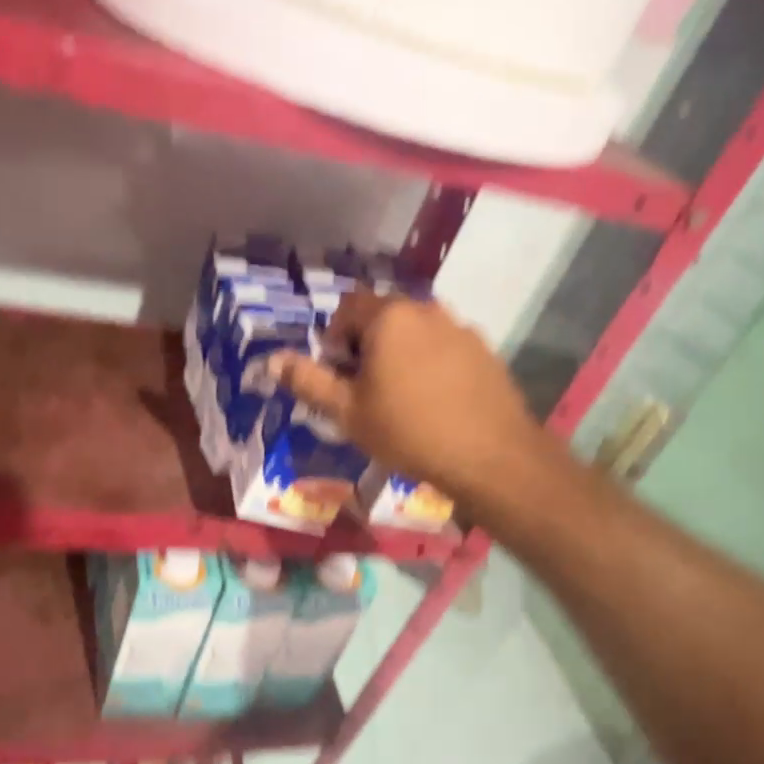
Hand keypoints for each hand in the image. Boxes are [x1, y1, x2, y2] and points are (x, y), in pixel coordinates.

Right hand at [270, 291, 551, 505]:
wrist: (490, 456)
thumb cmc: (408, 431)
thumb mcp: (347, 412)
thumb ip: (308, 381)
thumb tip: (272, 360)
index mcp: (389, 317)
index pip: (348, 307)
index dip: (335, 338)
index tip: (340, 375)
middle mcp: (427, 310)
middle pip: (384, 316)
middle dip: (368, 345)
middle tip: (367, 390)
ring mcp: (461, 328)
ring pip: (417, 332)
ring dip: (401, 354)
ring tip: (403, 399)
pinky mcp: (485, 351)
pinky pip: (446, 348)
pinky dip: (433, 365)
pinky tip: (437, 404)